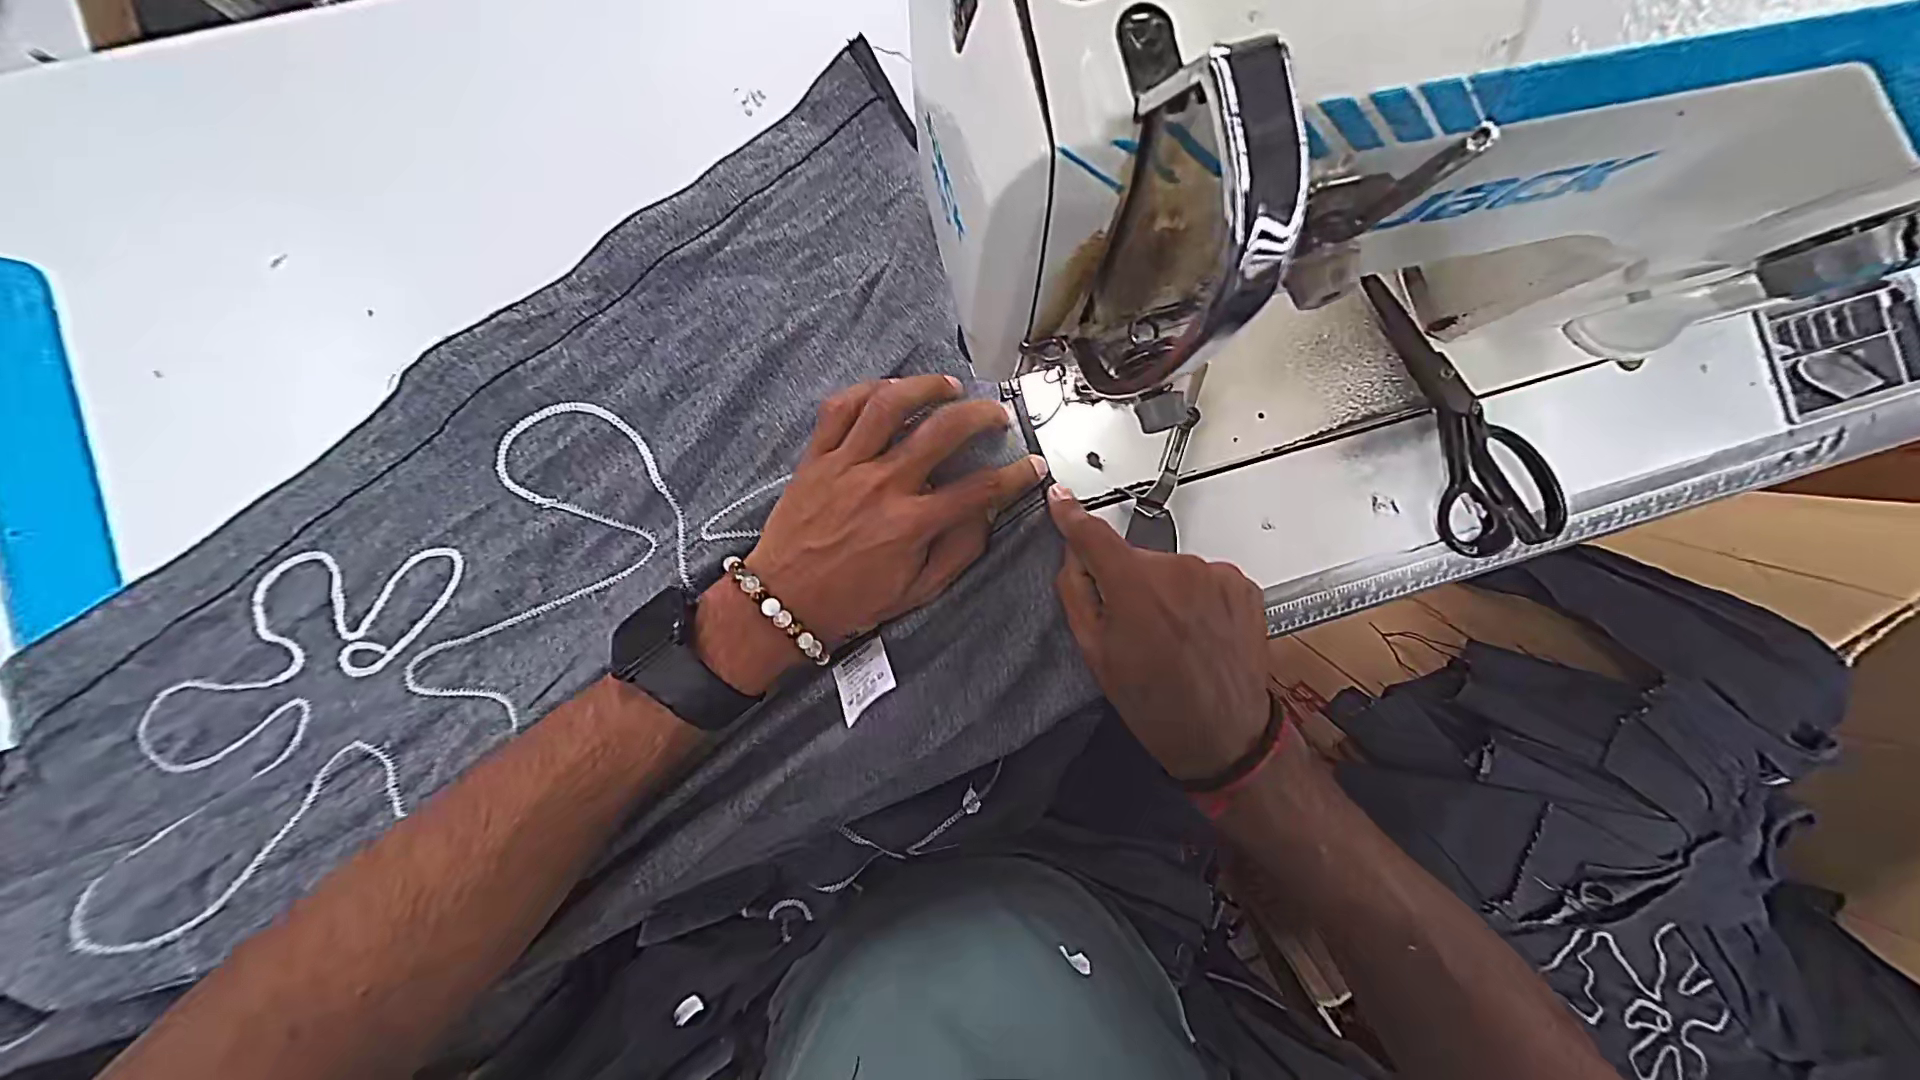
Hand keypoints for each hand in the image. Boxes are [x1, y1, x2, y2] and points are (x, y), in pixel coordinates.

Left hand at [695, 375, 1045, 694]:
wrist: (784, 601)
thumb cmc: (850, 599)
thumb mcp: (917, 590)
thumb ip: (957, 551)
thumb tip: (986, 515)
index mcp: (910, 525)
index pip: (979, 489)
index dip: (1015, 475)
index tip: (1030, 466)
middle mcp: (881, 487)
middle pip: (943, 431)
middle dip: (981, 415)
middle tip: (995, 415)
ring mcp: (846, 467)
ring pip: (890, 405)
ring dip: (926, 387)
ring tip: (949, 386)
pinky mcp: (817, 458)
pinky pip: (840, 408)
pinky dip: (867, 390)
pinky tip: (889, 390)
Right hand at [1049, 484, 1270, 780]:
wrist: (1223, 733)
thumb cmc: (1161, 704)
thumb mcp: (1095, 652)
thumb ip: (1076, 593)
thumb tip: (1074, 558)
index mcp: (1134, 587)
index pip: (1092, 533)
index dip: (1071, 514)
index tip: (1061, 500)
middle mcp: (1178, 571)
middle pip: (1134, 557)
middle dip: (1128, 581)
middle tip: (1136, 626)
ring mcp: (1214, 576)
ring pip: (1169, 568)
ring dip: (1165, 590)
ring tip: (1172, 636)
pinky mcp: (1241, 583)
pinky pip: (1201, 576)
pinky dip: (1195, 596)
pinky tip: (1196, 631)